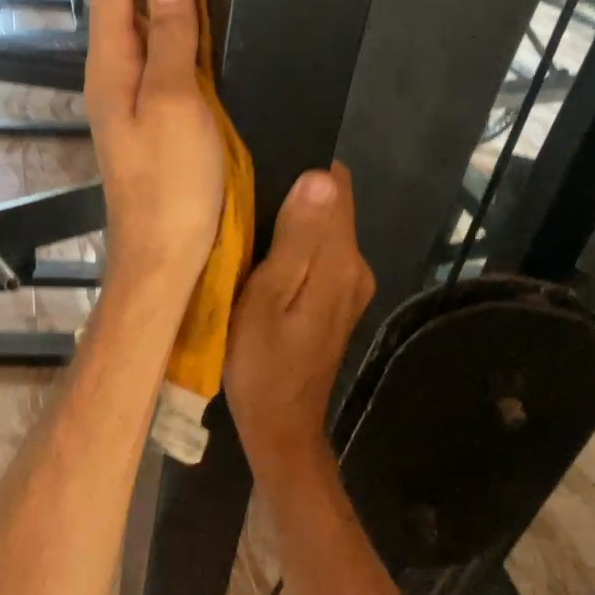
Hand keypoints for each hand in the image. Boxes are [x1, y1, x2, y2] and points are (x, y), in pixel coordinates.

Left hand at [84, 0, 225, 291]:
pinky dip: (185, 34)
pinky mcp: (152, 115)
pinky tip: (215, 34)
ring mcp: (131, 95)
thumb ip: (172, 39)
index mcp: (109, 64)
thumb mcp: (175, 103)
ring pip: (147, 28)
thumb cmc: (171, 184)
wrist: (165, 255)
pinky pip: (163, 58)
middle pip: (126, 0)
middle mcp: (113, 73)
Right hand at [224, 164, 374, 462]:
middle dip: (291, 193)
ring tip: (242, 226)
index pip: (336, 184)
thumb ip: (295, 238)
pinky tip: (258, 258)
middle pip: (330, 205)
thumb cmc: (262, 362)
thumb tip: (319, 177)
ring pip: (322, 228)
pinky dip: (292, 244)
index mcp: (340, 261)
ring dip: (288, 220)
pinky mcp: (336, 300)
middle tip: (239, 202)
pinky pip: (317, 252)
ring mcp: (349, 285)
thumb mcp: (267, 297)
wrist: (280, 425)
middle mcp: (355, 266)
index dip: (299, 169)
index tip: (258, 173)